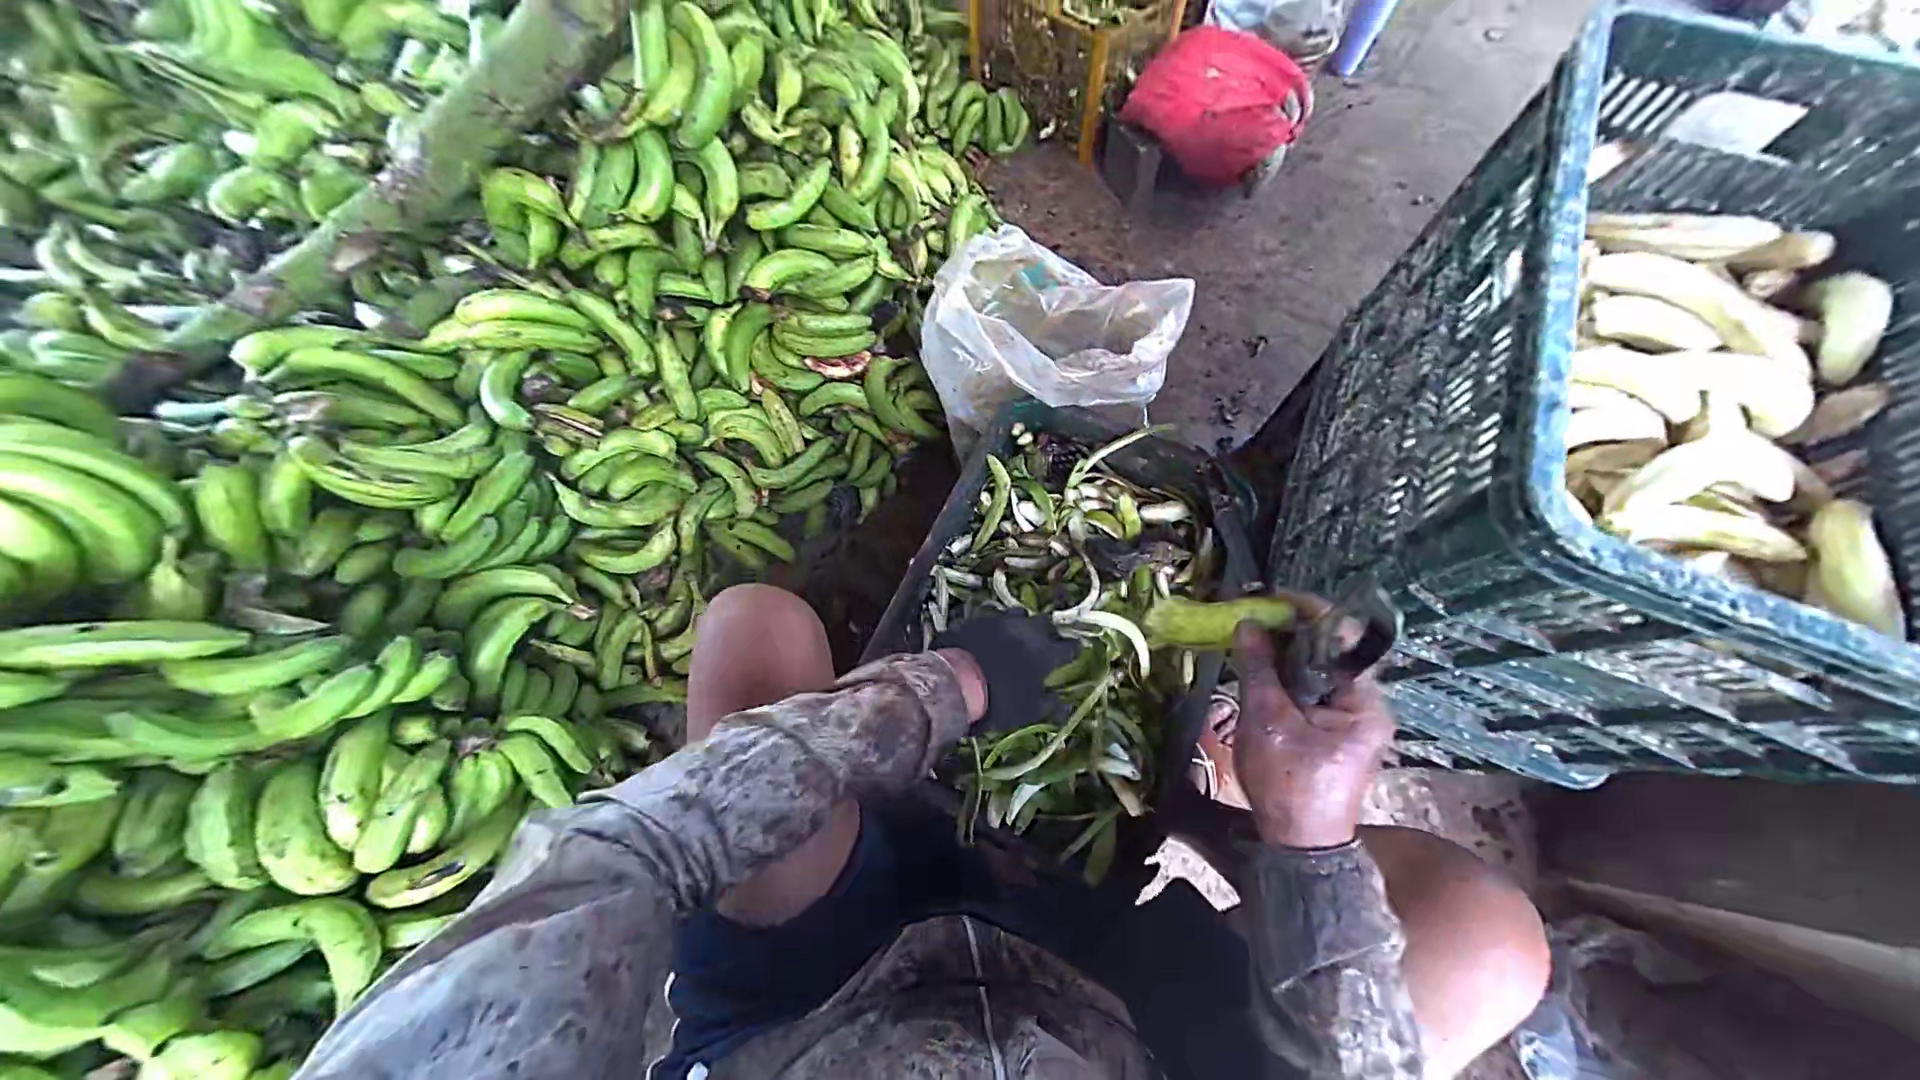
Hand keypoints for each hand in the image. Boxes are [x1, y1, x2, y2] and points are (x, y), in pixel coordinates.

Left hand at [933, 611, 1078, 731]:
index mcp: (1045, 652)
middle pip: (1046, 623)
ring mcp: (1002, 620)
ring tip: (1021, 632)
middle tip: (1047, 640)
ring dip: (1024, 622)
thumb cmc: (999, 700)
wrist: (956, 682)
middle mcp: (1028, 631)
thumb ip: (1051, 704)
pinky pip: (995, 616)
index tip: (1077, 650)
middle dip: (1049, 631)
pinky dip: (999, 624)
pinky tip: (994, 632)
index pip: (1069, 647)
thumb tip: (1065, 702)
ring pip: (1021, 613)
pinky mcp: (979, 618)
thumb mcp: (1029, 711)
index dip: (1074, 649)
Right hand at [1232, 619, 1395, 849]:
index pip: (1343, 640)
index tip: (1273, 599)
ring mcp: (1351, 719)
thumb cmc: (1288, 783)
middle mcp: (1366, 706)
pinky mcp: (1333, 729)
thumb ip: (1258, 669)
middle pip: (1330, 652)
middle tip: (1254, 616)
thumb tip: (1247, 624)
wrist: (1300, 843)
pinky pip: (1311, 688)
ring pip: (1318, 669)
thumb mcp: (1266, 720)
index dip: (1309, 613)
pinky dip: (1286, 674)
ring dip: (1286, 651)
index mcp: (1363, 704)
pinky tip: (1260, 666)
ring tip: (1251, 635)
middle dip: (1291, 631)